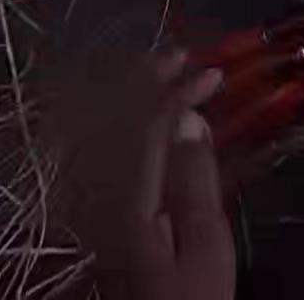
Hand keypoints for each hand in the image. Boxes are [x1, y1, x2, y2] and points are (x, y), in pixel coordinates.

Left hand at [58, 50, 234, 299]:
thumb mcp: (207, 248)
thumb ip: (196, 180)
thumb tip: (191, 120)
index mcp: (127, 205)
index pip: (147, 126)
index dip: (179, 93)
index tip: (213, 75)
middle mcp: (98, 195)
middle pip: (113, 117)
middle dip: (146, 79)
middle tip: (180, 56)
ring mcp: (90, 201)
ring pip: (100, 125)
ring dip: (127, 90)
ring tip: (158, 67)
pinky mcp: (92, 207)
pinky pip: (98, 142)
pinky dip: (115, 113)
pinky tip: (132, 102)